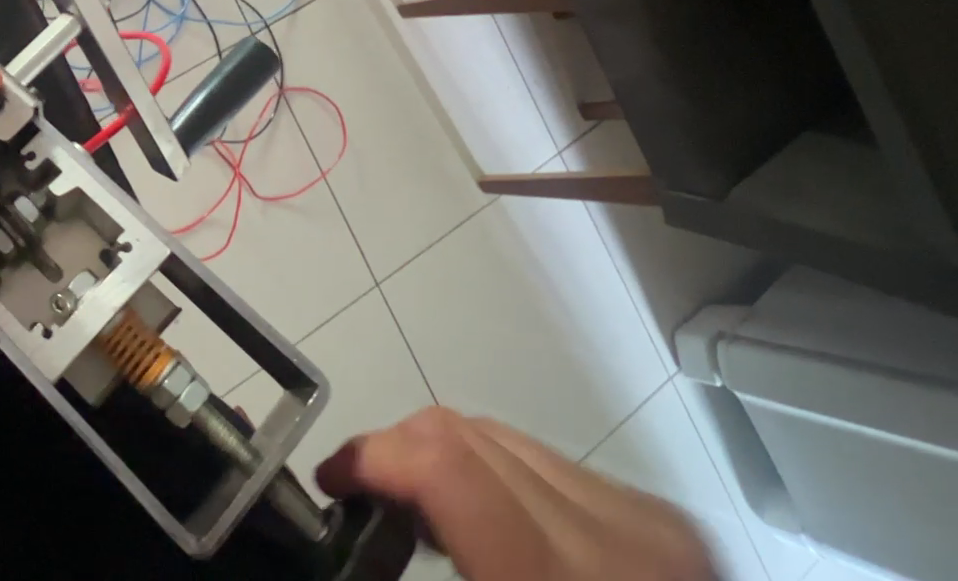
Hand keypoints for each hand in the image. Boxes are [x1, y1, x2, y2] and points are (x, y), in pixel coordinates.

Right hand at [317, 408, 716, 580]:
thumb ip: (416, 569)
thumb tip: (357, 530)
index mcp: (560, 579)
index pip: (447, 464)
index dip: (370, 455)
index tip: (333, 483)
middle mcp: (615, 536)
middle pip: (462, 432)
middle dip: (394, 452)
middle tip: (367, 503)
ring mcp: (649, 522)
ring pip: (497, 435)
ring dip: (441, 459)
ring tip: (426, 516)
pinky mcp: (667, 522)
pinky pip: (546, 461)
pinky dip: (495, 476)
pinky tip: (492, 526)